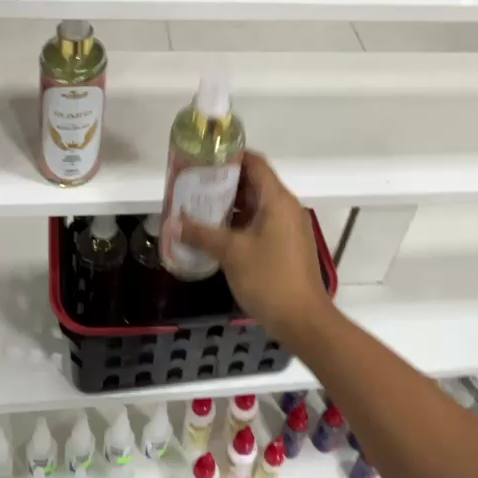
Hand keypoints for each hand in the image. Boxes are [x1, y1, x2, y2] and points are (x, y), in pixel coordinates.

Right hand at [173, 151, 333, 346]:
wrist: (304, 321)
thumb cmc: (269, 278)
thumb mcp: (231, 253)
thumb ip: (201, 234)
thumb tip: (174, 222)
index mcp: (277, 199)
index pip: (255, 163)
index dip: (230, 156)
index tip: (203, 158)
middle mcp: (285, 207)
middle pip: (253, 183)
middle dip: (224, 183)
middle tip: (193, 184)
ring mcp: (288, 228)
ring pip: (256, 206)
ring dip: (230, 206)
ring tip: (198, 207)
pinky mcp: (286, 246)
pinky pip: (260, 224)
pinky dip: (239, 224)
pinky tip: (216, 234)